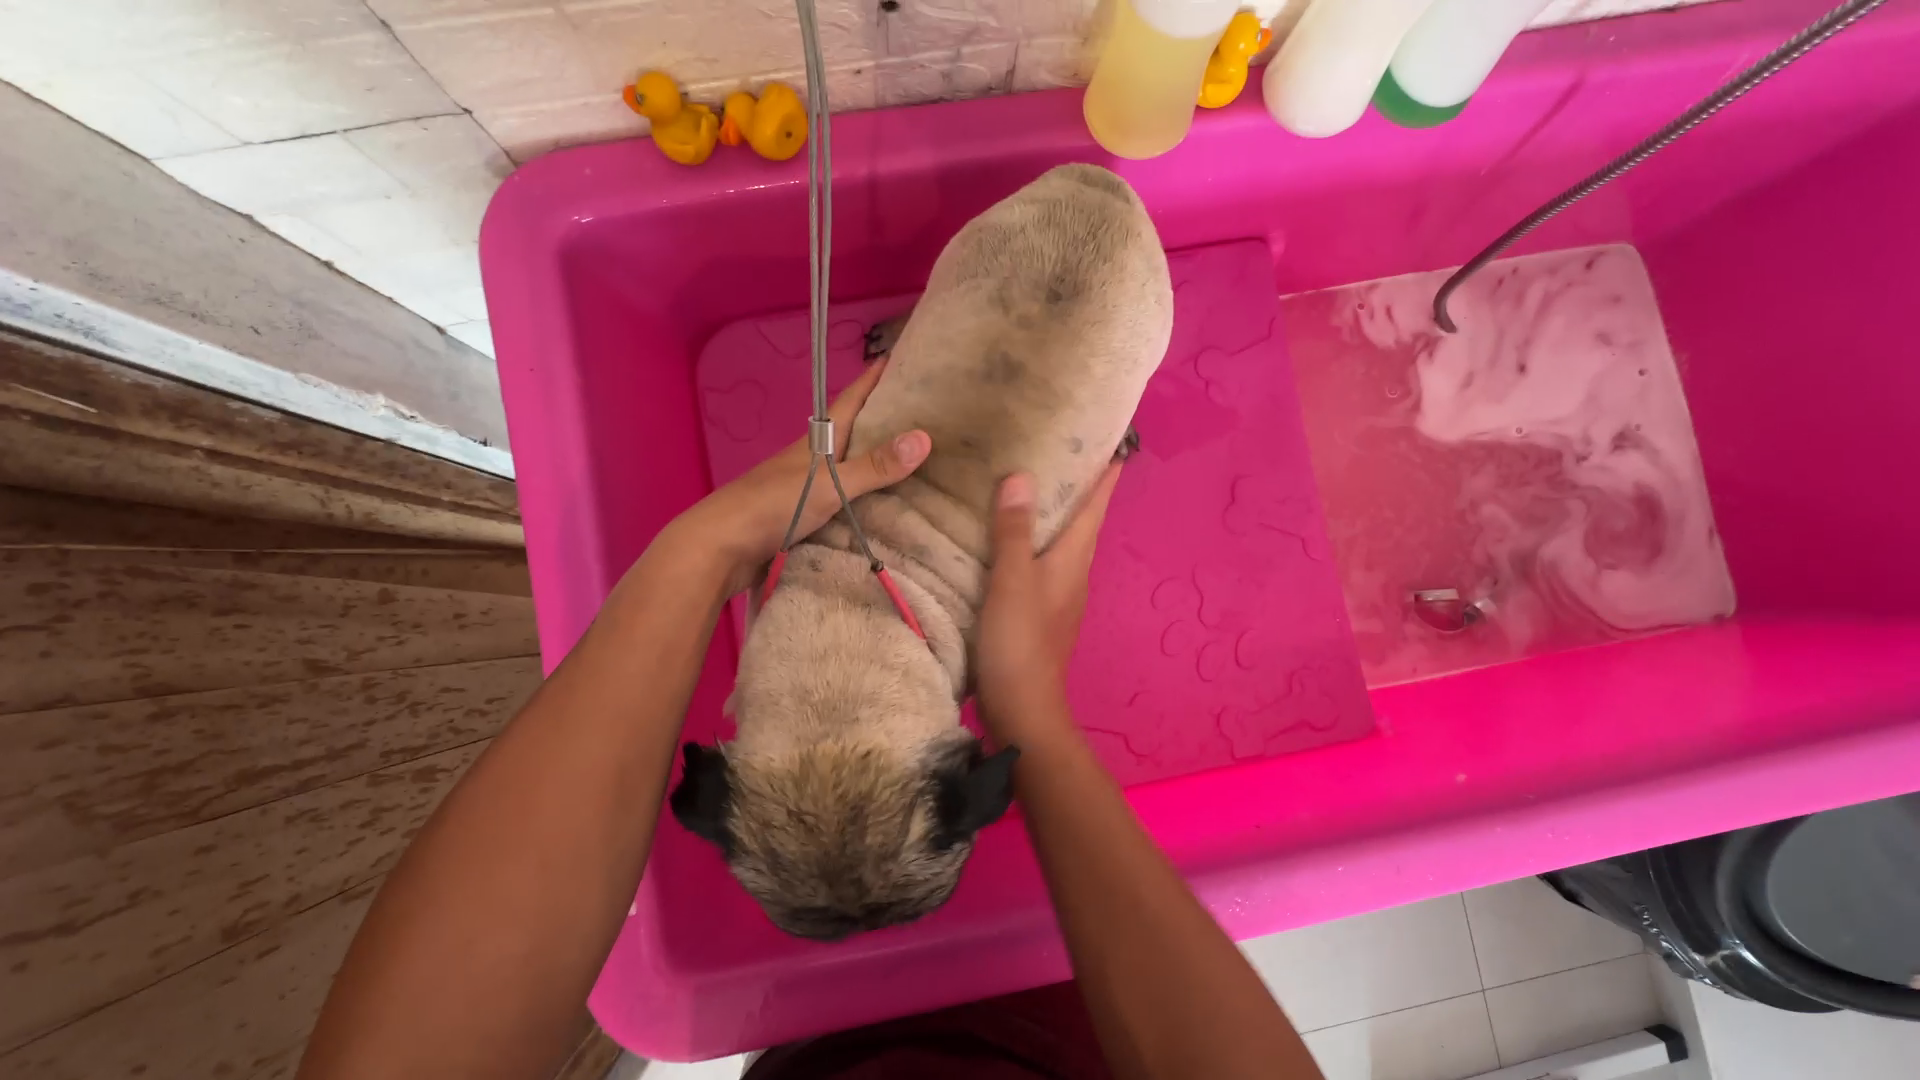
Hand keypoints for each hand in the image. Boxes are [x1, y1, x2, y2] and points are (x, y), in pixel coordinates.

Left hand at [658, 360, 930, 597]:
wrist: (721, 549)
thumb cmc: (773, 506)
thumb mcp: (829, 484)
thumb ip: (875, 466)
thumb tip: (924, 437)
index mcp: (817, 442)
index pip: (851, 401)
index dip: (873, 379)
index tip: (901, 358)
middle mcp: (813, 461)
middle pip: (854, 434)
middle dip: (885, 423)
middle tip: (927, 416)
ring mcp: (807, 490)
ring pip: (850, 471)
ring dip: (877, 466)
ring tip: (919, 465)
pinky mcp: (804, 519)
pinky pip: (845, 503)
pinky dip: (867, 502)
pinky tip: (889, 511)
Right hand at [975, 465, 1122, 739]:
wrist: (1022, 710)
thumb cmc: (1020, 642)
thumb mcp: (1012, 581)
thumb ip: (1015, 531)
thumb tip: (1023, 476)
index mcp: (1073, 559)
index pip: (1095, 504)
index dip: (1106, 471)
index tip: (1114, 436)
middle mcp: (1073, 572)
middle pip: (1079, 519)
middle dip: (1075, 484)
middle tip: (1053, 443)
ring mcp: (1057, 594)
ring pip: (1057, 540)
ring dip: (1048, 511)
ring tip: (1022, 479)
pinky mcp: (1038, 612)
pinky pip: (1037, 561)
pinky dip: (1027, 539)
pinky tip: (1002, 535)